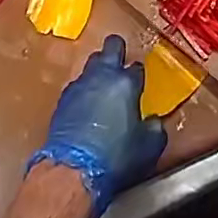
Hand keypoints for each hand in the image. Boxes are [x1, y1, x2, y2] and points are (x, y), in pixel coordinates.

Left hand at [27, 34, 166, 217]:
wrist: (72, 170)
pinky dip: (84, 90)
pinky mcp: (62, 99)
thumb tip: (154, 123)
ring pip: (91, 63)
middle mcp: (102, 76)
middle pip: (111, 47)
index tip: (140, 83)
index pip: (137, 67)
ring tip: (103, 85)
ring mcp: (79, 85)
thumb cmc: (115, 156)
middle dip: (117, 49)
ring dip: (98, 70)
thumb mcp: (148, 146)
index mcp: (126, 83)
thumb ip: (155, 128)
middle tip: (121, 61)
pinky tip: (87, 104)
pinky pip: (77, 85)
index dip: (139, 74)